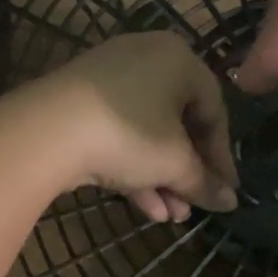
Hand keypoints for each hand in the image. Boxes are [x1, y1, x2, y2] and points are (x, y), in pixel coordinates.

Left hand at [20, 32, 240, 222]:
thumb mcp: (174, 163)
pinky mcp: (80, 103)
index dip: (222, 156)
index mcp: (178, 59)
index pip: (213, 110)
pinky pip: (119, 135)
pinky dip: (134, 169)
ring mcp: (108, 80)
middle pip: (178, 124)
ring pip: (146, 134)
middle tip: (193, 207)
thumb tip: (231, 201)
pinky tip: (146, 209)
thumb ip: (205, 182)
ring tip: (171, 217)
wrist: (46, 131)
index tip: (225, 191)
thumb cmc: (128, 135)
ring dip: (162, 179)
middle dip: (186, 174)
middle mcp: (146, 59)